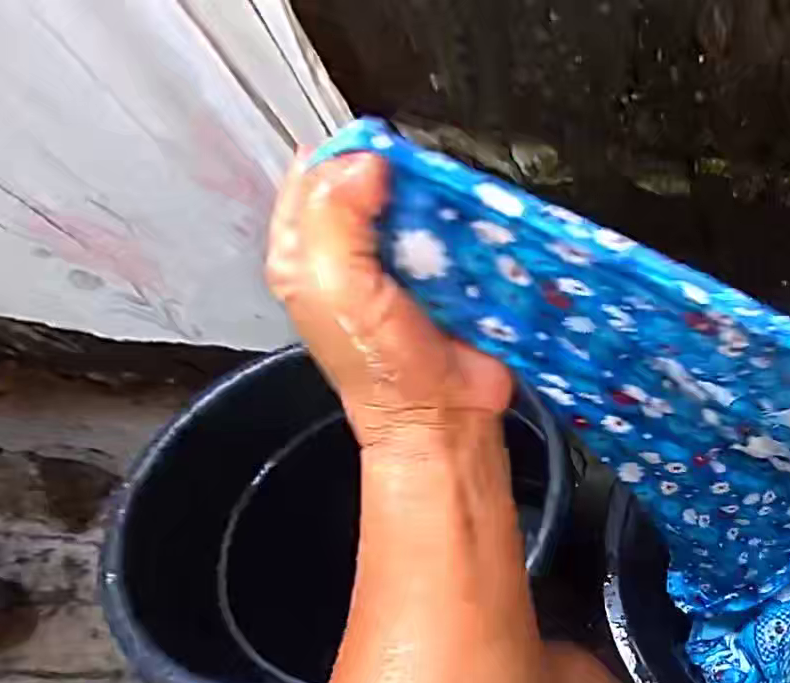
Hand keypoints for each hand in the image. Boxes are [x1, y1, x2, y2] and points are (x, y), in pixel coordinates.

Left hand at [266, 150, 513, 449]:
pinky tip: (480, 241)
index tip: (384, 163)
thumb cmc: (383, 366)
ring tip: (455, 220)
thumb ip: (335, 215)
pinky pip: (466, 245)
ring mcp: (413, 269)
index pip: (318, 173)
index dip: (348, 158)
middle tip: (426, 192)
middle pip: (378, 185)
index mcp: (310, 249)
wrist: (446, 418)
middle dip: (404, 181)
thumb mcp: (335, 286)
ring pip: (426, 211)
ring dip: (445, 209)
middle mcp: (360, 253)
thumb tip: (369, 160)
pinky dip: (475, 237)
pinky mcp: (458, 285)